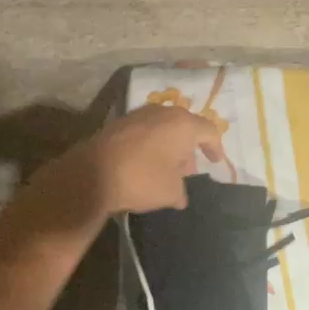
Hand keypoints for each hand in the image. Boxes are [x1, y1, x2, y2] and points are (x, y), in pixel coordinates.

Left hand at [45, 104, 223, 215]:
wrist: (92, 174)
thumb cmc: (142, 179)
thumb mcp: (170, 192)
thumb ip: (181, 191)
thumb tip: (180, 196)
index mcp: (183, 124)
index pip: (209, 131)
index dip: (215, 147)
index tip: (216, 161)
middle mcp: (162, 113)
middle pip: (185, 126)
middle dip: (189, 148)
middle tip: (189, 169)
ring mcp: (138, 115)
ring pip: (163, 128)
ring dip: (169, 146)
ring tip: (168, 169)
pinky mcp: (118, 124)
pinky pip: (145, 132)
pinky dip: (151, 145)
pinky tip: (146, 164)